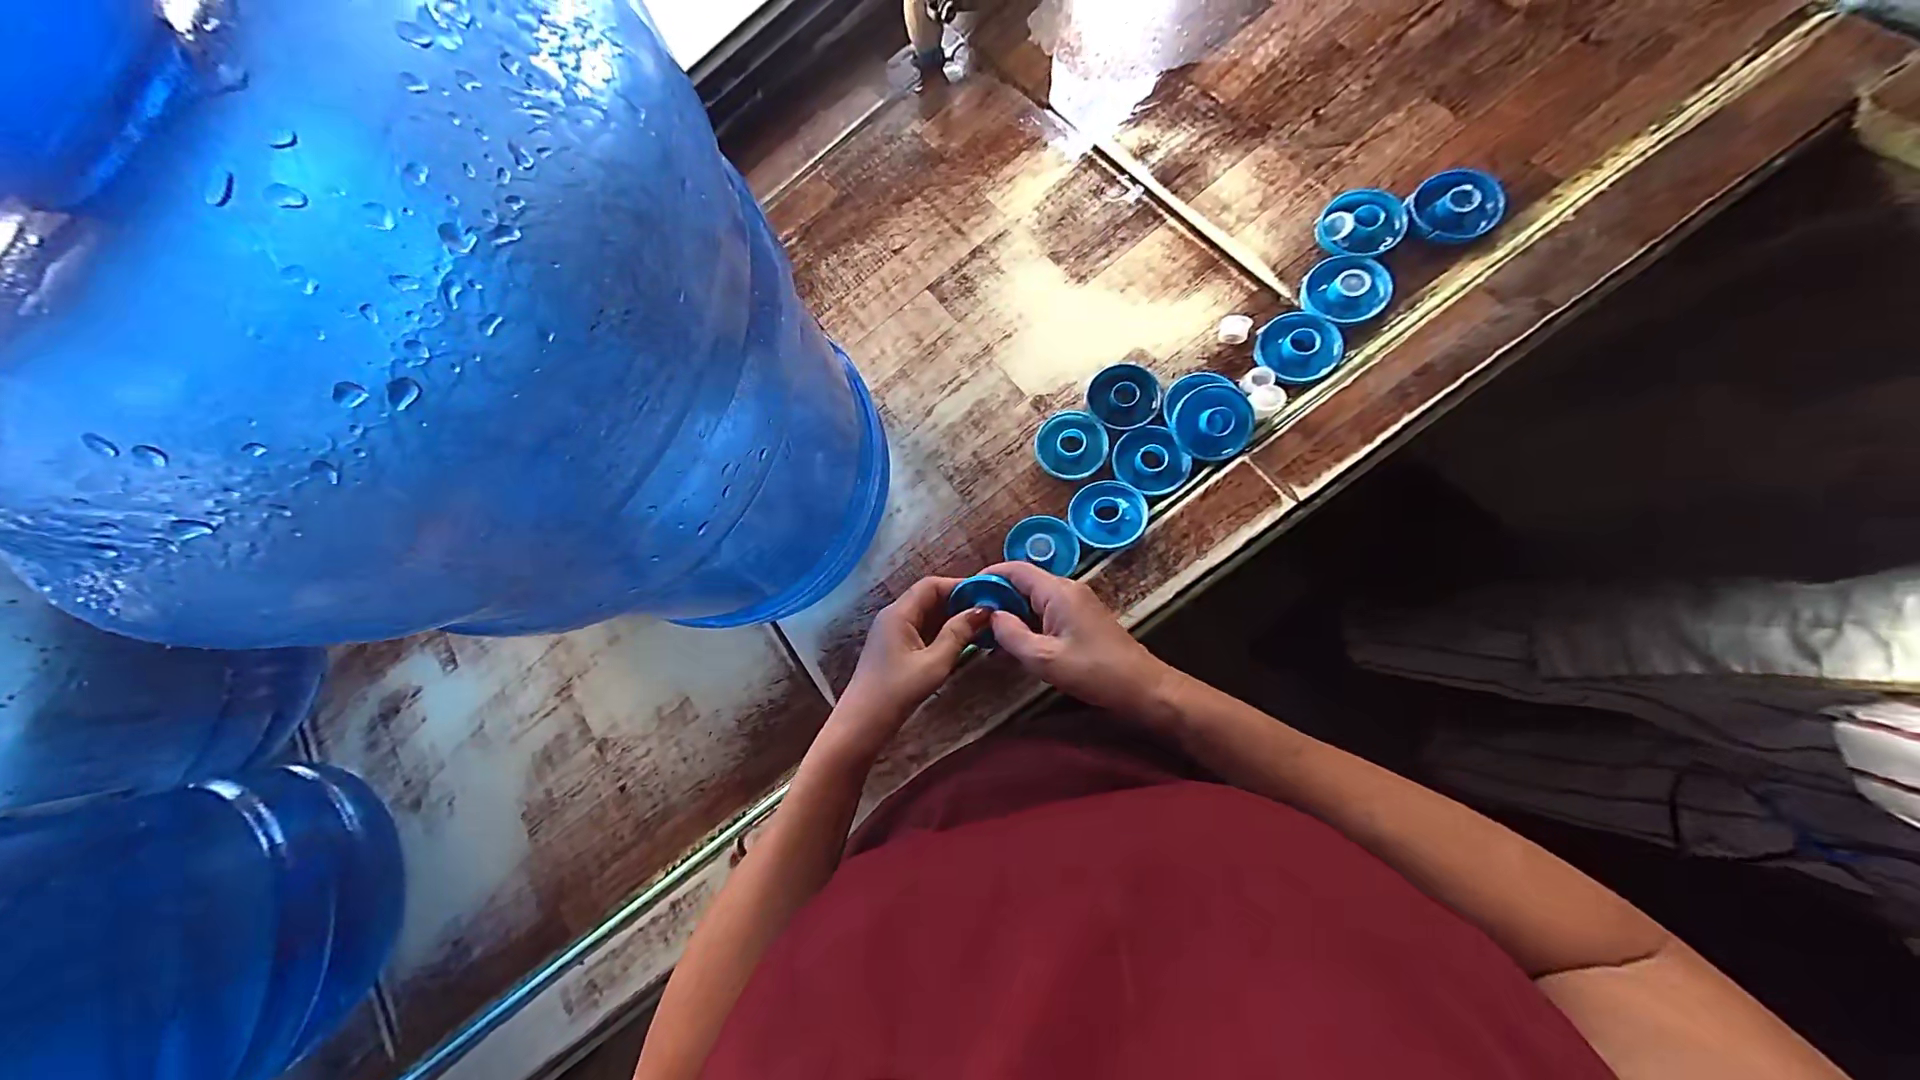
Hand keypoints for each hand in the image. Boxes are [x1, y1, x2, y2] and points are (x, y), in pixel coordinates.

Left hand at [828, 576, 991, 758]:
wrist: (862, 723)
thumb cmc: (898, 691)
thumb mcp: (934, 662)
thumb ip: (958, 633)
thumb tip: (983, 610)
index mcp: (899, 613)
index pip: (931, 585)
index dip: (959, 586)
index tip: (986, 594)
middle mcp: (894, 616)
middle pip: (929, 597)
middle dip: (959, 602)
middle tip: (989, 612)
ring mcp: (893, 632)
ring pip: (927, 614)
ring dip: (952, 618)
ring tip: (982, 626)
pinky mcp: (896, 648)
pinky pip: (922, 629)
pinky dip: (943, 631)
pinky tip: (963, 641)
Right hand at [978, 561, 1181, 720]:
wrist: (1142, 687)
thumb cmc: (1094, 672)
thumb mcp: (1044, 659)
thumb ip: (1011, 635)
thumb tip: (991, 616)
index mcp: (1057, 591)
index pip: (1014, 569)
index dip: (987, 576)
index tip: (965, 592)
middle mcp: (1066, 589)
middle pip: (1022, 582)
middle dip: (995, 596)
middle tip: (970, 617)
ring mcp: (1075, 603)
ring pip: (1032, 598)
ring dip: (1010, 612)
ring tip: (985, 633)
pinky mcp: (1080, 618)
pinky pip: (1044, 611)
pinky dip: (1026, 622)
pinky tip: (1012, 643)